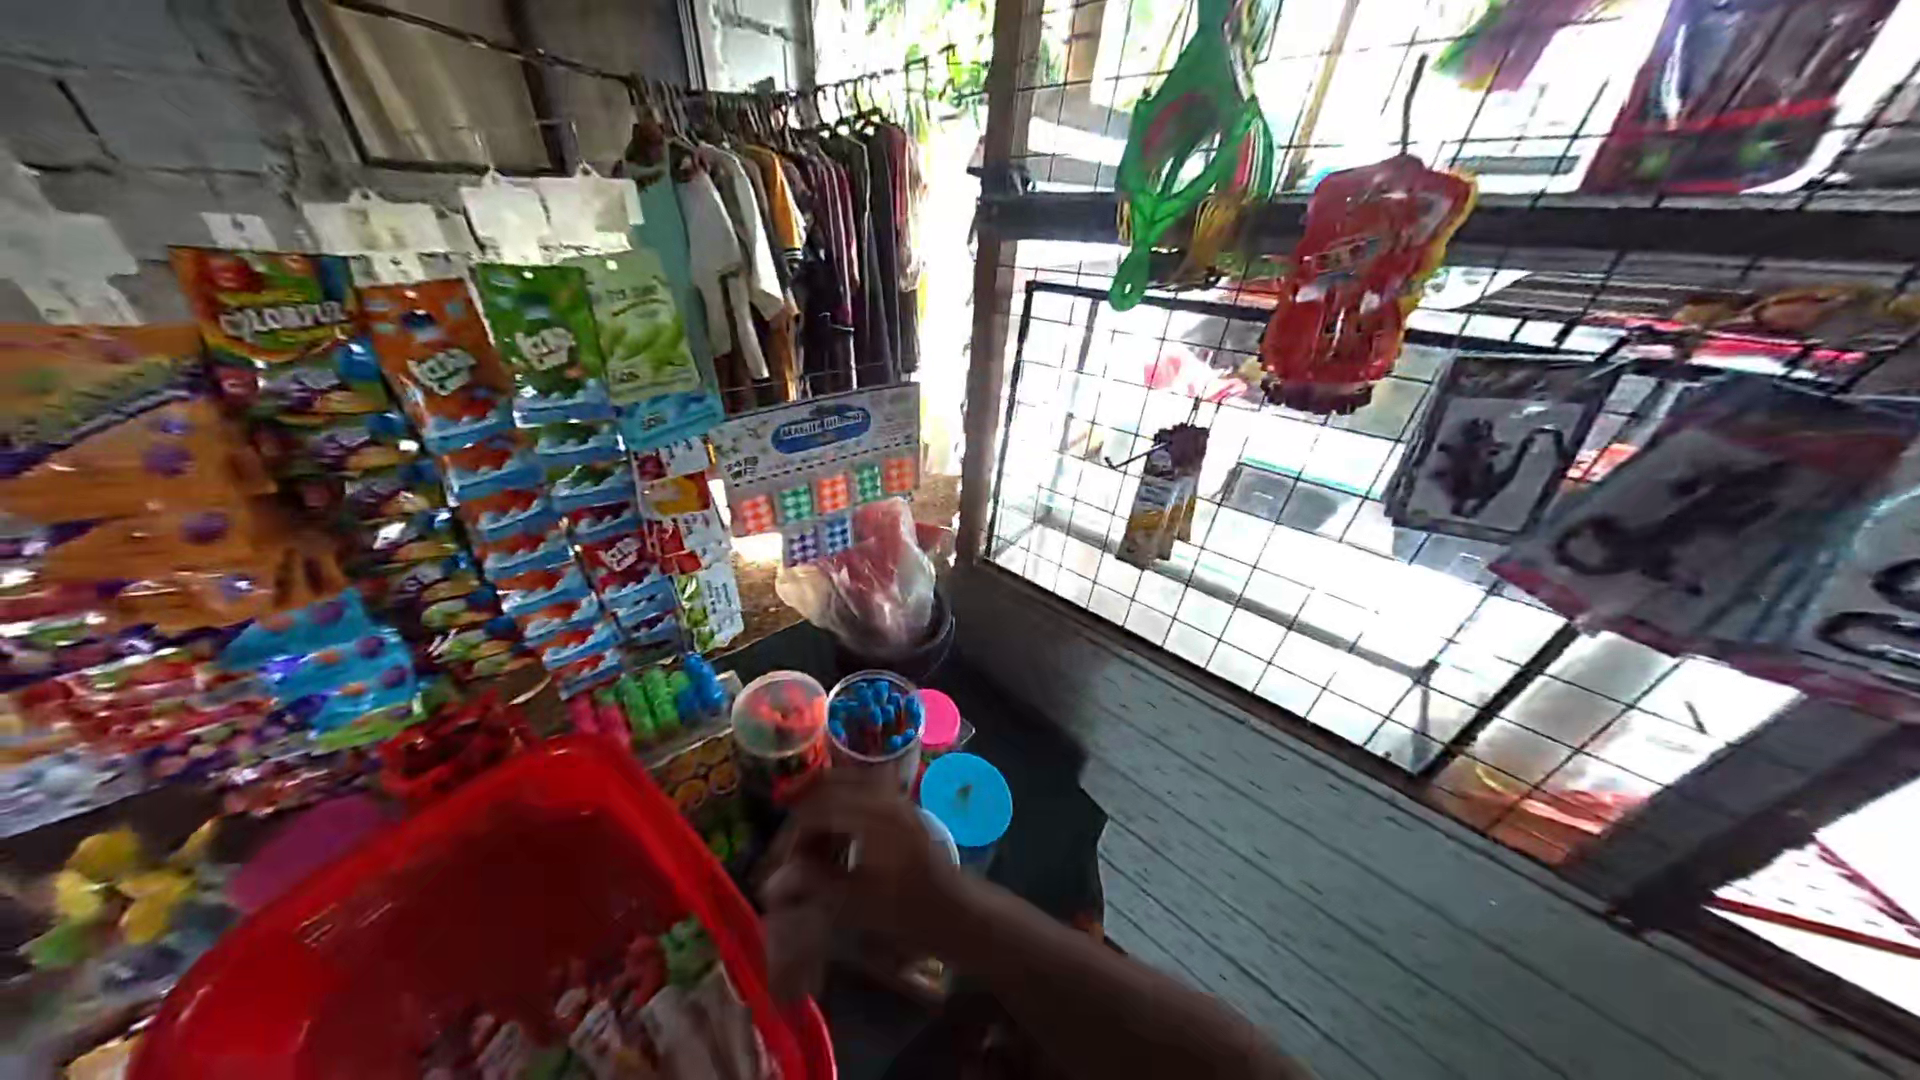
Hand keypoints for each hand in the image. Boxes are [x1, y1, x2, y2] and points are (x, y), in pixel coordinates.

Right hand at [758, 774, 966, 999]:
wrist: (957, 912)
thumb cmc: (909, 912)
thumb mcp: (857, 903)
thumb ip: (813, 884)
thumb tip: (772, 882)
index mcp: (872, 815)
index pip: (816, 810)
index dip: (791, 836)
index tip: (780, 864)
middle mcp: (884, 796)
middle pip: (829, 785)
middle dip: (804, 812)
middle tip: (789, 844)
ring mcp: (895, 798)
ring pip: (846, 784)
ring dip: (822, 807)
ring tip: (808, 843)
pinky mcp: (901, 806)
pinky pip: (864, 791)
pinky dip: (842, 807)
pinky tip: (835, 839)